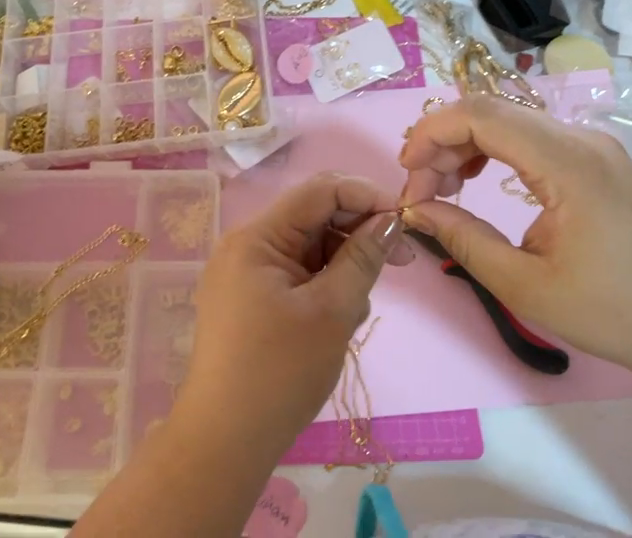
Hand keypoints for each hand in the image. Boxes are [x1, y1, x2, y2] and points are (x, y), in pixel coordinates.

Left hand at [181, 173, 412, 445]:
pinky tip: (338, 320)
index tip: (406, 221)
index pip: (320, 190)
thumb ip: (363, 257)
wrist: (225, 442)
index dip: (366, 196)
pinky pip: (296, 275)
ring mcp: (244, 274)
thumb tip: (390, 219)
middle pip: (313, 217)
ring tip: (355, 310)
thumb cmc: (280, 372)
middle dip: (358, 233)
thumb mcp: (332, 311)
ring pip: (309, 248)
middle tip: (401, 262)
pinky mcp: (249, 301)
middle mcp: (246, 246)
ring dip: (342, 266)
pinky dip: (324, 287)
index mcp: (256, 237)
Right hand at [398, 96, 631, 373]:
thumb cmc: (612, 313)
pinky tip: (477, 181)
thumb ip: (462, 238)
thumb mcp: (524, 285)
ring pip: (510, 121)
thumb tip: (415, 207)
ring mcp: (593, 146)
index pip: (482, 116)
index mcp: (569, 163)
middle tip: (420, 191)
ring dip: (466, 146)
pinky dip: (494, 152)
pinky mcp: (597, 160)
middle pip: (492, 112)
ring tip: (442, 190)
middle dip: (443, 143)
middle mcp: (582, 139)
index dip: (432, 134)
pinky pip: (532, 138)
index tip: (406, 176)